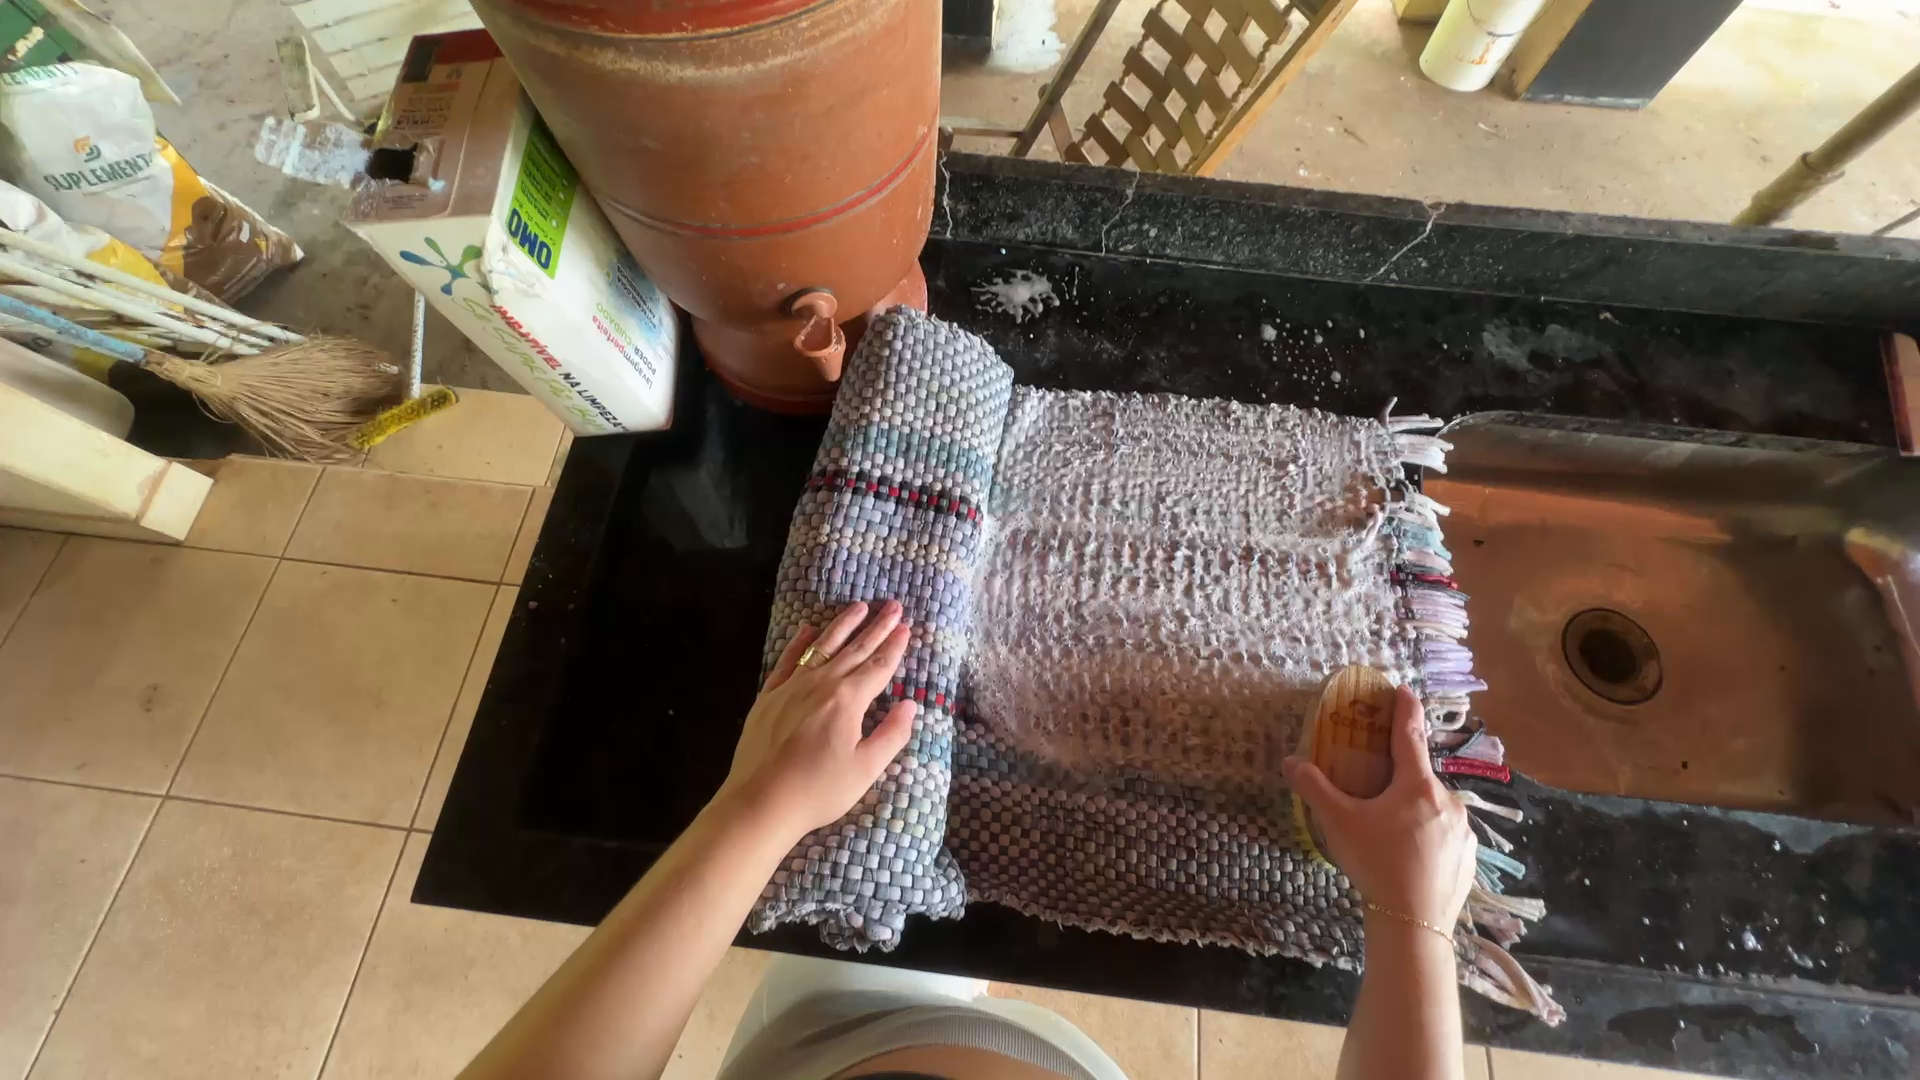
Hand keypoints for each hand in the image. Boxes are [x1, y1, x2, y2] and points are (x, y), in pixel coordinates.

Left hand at [719, 601, 916, 842]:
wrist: (760, 802)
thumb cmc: (818, 790)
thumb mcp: (866, 769)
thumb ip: (892, 735)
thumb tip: (910, 705)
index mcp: (848, 700)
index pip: (878, 666)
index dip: (895, 647)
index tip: (906, 627)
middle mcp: (822, 684)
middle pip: (855, 649)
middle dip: (877, 627)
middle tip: (893, 606)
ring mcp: (792, 687)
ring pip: (823, 647)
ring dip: (843, 626)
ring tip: (858, 607)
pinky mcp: (769, 696)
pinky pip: (788, 661)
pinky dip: (799, 644)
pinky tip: (807, 631)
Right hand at [1283, 685, 1475, 930]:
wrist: (1414, 923)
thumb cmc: (1375, 862)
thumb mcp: (1337, 820)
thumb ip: (1312, 786)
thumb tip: (1290, 761)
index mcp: (1417, 786)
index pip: (1410, 737)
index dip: (1406, 711)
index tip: (1404, 690)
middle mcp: (1448, 802)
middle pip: (1419, 777)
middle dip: (1399, 775)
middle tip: (1375, 787)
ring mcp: (1464, 832)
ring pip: (1433, 806)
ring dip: (1413, 807)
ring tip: (1388, 828)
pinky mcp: (1469, 859)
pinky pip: (1444, 833)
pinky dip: (1426, 833)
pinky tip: (1407, 854)